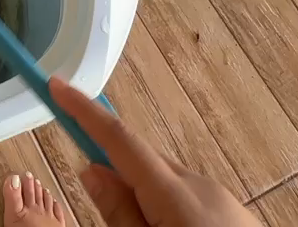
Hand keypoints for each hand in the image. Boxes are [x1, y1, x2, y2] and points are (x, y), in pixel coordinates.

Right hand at [51, 77, 259, 225]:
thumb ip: (119, 213)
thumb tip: (91, 170)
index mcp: (175, 195)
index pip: (118, 137)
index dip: (82, 109)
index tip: (54, 83)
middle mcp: (203, 187)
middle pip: (143, 160)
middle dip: (116, 168)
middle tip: (98, 200)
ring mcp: (228, 203)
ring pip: (168, 182)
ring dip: (146, 197)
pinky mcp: (242, 220)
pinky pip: (193, 201)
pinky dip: (172, 211)